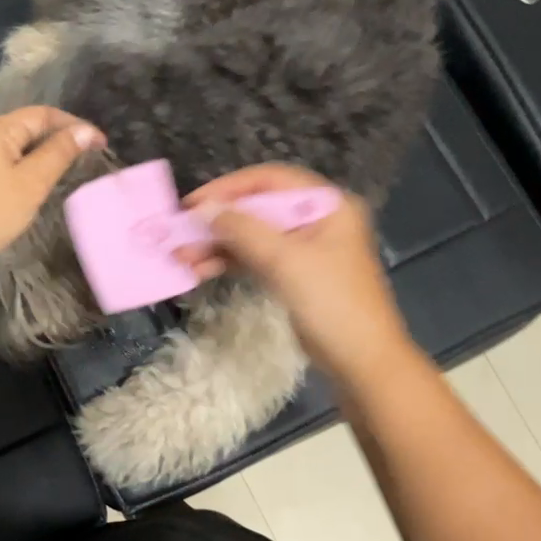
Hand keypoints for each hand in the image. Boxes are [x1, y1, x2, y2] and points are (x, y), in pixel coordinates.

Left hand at [0, 107, 104, 274]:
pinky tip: (36, 182)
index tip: (100, 143)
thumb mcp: (33, 181)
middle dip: (59, 137)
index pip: (42, 115)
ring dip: (42, 152)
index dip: (74, 125)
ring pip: (16, 145)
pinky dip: (24, 165)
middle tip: (87, 156)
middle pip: (27, 127)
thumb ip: (60, 152)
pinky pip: (3, 160)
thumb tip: (85, 131)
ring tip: (67, 167)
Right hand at [179, 164, 419, 387]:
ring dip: (216, 245)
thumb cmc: (331, 302)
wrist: (361, 360)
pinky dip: (228, 262)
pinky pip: (254, 258)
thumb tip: (202, 209)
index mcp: (326, 205)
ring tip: (181, 258)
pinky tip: (200, 270)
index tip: (192, 204)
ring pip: (251, 236)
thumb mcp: (286, 260)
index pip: (270, 180)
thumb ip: (243, 229)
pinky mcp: (292, 274)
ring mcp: (303, 248)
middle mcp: (315, 219)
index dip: (228, 188)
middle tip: (179, 235)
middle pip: (257, 208)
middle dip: (216, 222)